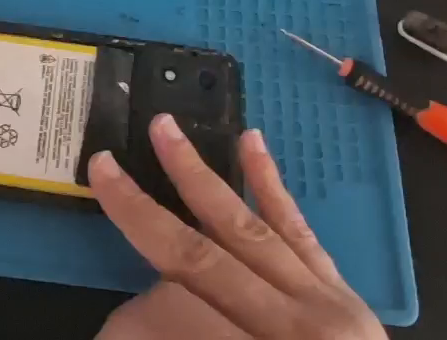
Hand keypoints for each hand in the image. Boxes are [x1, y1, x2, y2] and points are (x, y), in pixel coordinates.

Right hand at [91, 115, 385, 339]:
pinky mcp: (344, 296)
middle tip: (102, 166)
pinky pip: (300, 231)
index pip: (176, 315)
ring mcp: (326, 308)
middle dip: (143, 213)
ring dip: (198, 175)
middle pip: (200, 260)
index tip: (106, 330)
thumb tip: (135, 320)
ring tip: (164, 128)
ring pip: (246, 227)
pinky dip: (272, 185)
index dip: (130, 319)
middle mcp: (295, 331)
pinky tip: (251, 141)